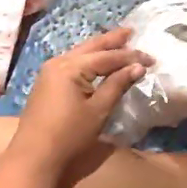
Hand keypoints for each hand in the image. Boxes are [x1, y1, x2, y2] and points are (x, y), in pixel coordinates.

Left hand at [8, 28, 149, 169]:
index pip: (106, 57)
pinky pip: (71, 62)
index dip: (130, 56)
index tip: (152, 58)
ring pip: (79, 53)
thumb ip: (117, 85)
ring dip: (98, 49)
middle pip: (89, 47)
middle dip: (111, 40)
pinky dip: (87, 59)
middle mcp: (58, 62)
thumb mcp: (98, 110)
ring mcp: (49, 72)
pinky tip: (96, 61)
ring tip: (117, 42)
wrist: (34, 155)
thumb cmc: (69, 134)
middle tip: (131, 32)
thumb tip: (137, 67)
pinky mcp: (46, 82)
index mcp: (70, 67)